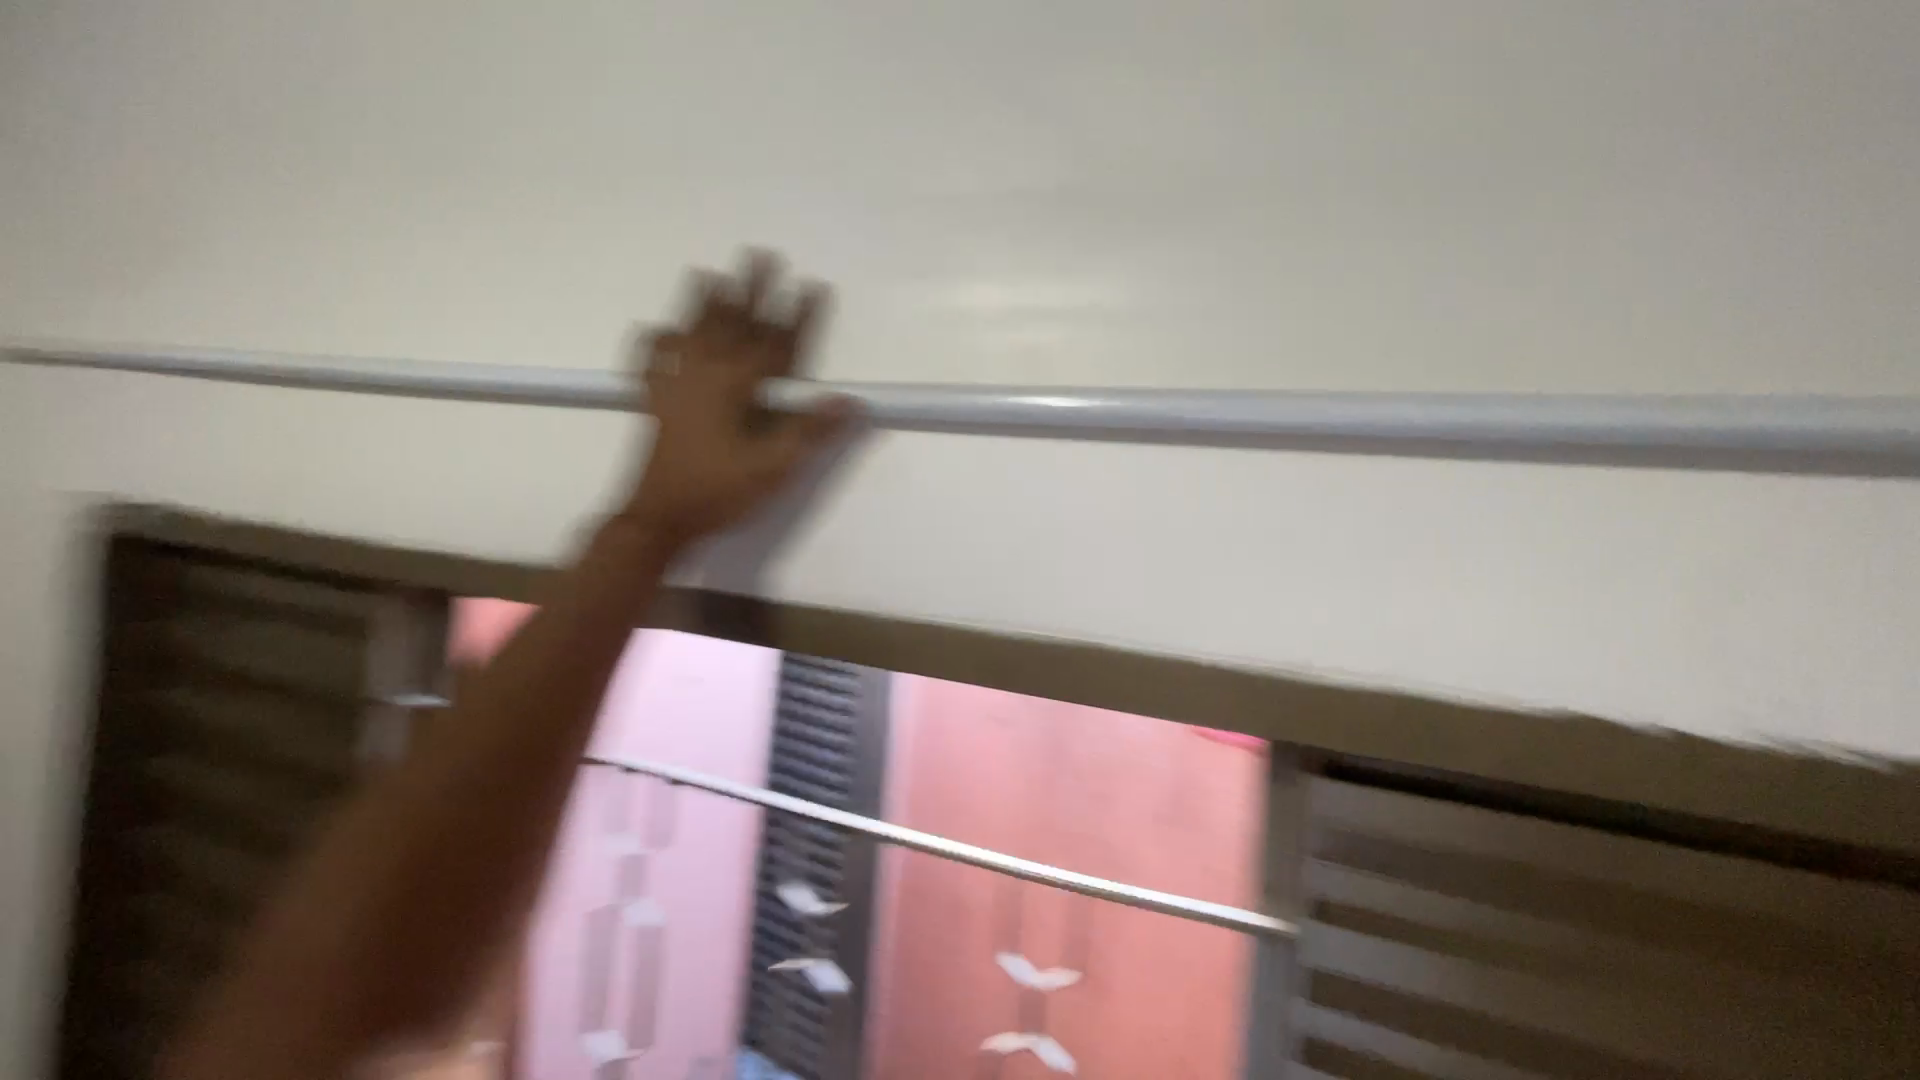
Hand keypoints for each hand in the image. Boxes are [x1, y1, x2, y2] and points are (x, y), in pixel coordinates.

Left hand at [623, 252, 855, 548]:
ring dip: (701, 301)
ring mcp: (675, 385)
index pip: (775, 344)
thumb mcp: (773, 469)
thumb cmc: (720, 493)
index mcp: (738, 388)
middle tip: (760, 254)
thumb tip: (847, 399)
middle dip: (750, 289)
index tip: (811, 285)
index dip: (797, 316)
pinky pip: (651, 362)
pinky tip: (654, 330)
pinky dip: (653, 342)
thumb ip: (808, 431)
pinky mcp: (654, 402)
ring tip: (708, 272)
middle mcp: (705, 374)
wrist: (658, 518)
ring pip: (690, 331)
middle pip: (731, 323)